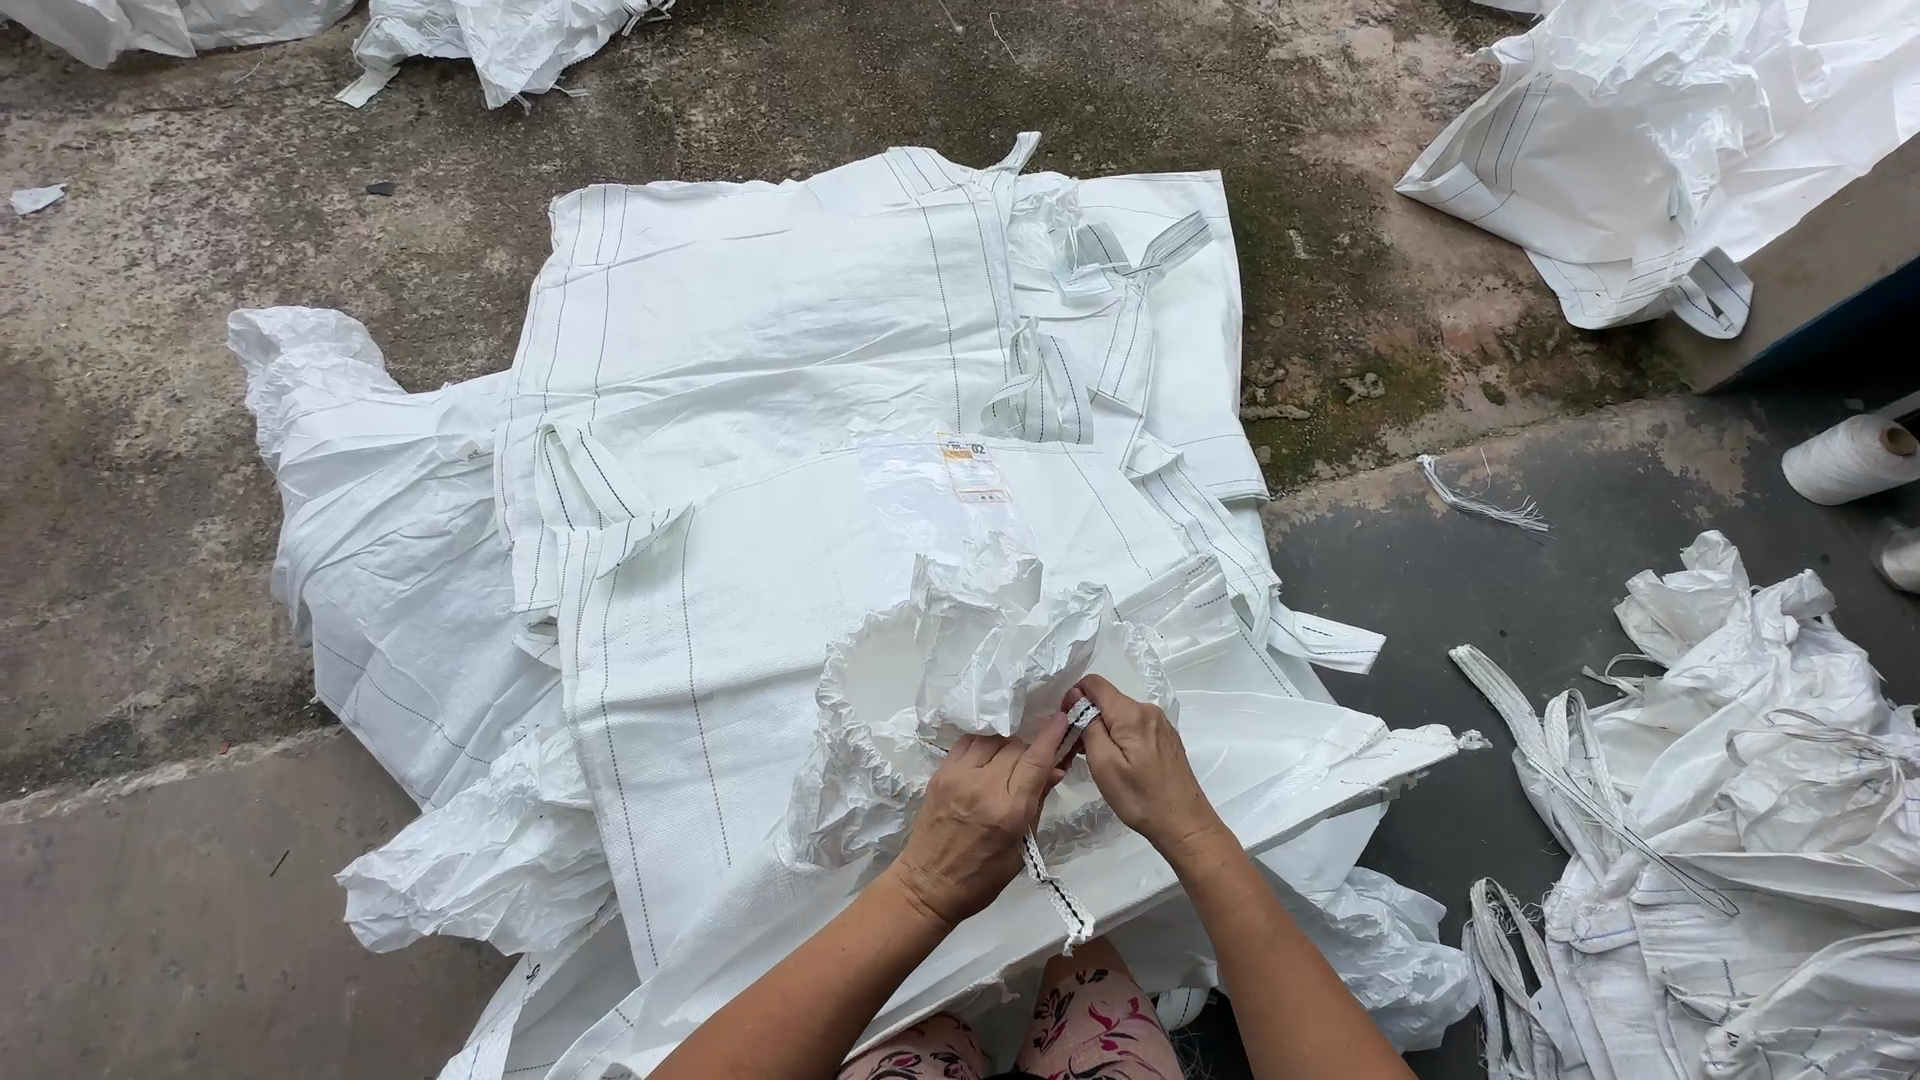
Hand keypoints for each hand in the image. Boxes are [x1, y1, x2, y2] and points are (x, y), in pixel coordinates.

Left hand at [884, 714, 1070, 929]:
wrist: (928, 885)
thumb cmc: (981, 878)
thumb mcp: (1021, 849)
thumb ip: (1037, 804)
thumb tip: (1055, 770)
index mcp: (1009, 810)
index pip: (1035, 760)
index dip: (1051, 735)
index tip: (1062, 718)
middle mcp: (984, 786)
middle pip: (1015, 746)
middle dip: (1030, 746)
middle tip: (1035, 755)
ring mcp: (958, 776)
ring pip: (991, 739)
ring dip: (1006, 742)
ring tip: (1010, 755)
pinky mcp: (941, 773)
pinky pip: (967, 743)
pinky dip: (982, 743)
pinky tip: (988, 752)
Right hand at [1068, 676, 1223, 857]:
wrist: (1184, 824)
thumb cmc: (1140, 798)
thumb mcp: (1103, 764)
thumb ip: (1088, 725)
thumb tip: (1077, 698)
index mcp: (1132, 713)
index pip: (1094, 683)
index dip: (1074, 697)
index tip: (1067, 725)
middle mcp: (1148, 710)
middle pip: (1107, 699)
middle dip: (1088, 717)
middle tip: (1080, 750)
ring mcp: (1160, 723)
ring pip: (1119, 714)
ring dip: (1103, 729)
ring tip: (1099, 761)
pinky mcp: (1165, 737)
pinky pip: (1134, 725)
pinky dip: (1119, 737)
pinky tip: (1120, 763)